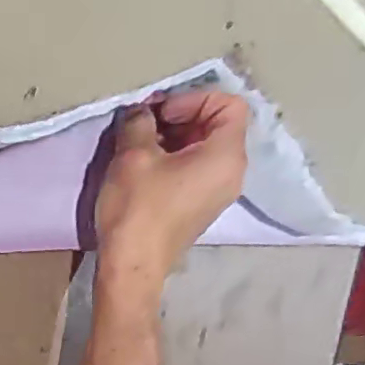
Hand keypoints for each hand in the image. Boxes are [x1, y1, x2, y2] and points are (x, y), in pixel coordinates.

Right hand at [93, 89, 249, 286]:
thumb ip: (139, 123)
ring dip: (173, 141)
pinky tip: (145, 171)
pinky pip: (195, 172)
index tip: (158, 113)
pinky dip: (174, 162)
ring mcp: (218, 194)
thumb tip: (140, 112)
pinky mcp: (200, 209)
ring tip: (139, 148)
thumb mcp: (132, 156)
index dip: (192, 99)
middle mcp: (232, 172)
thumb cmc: (136, 209)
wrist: (131, 265)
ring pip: (203, 150)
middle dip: (180, 119)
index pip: (228, 104)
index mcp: (226, 154)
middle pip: (217, 127)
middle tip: (143, 125)